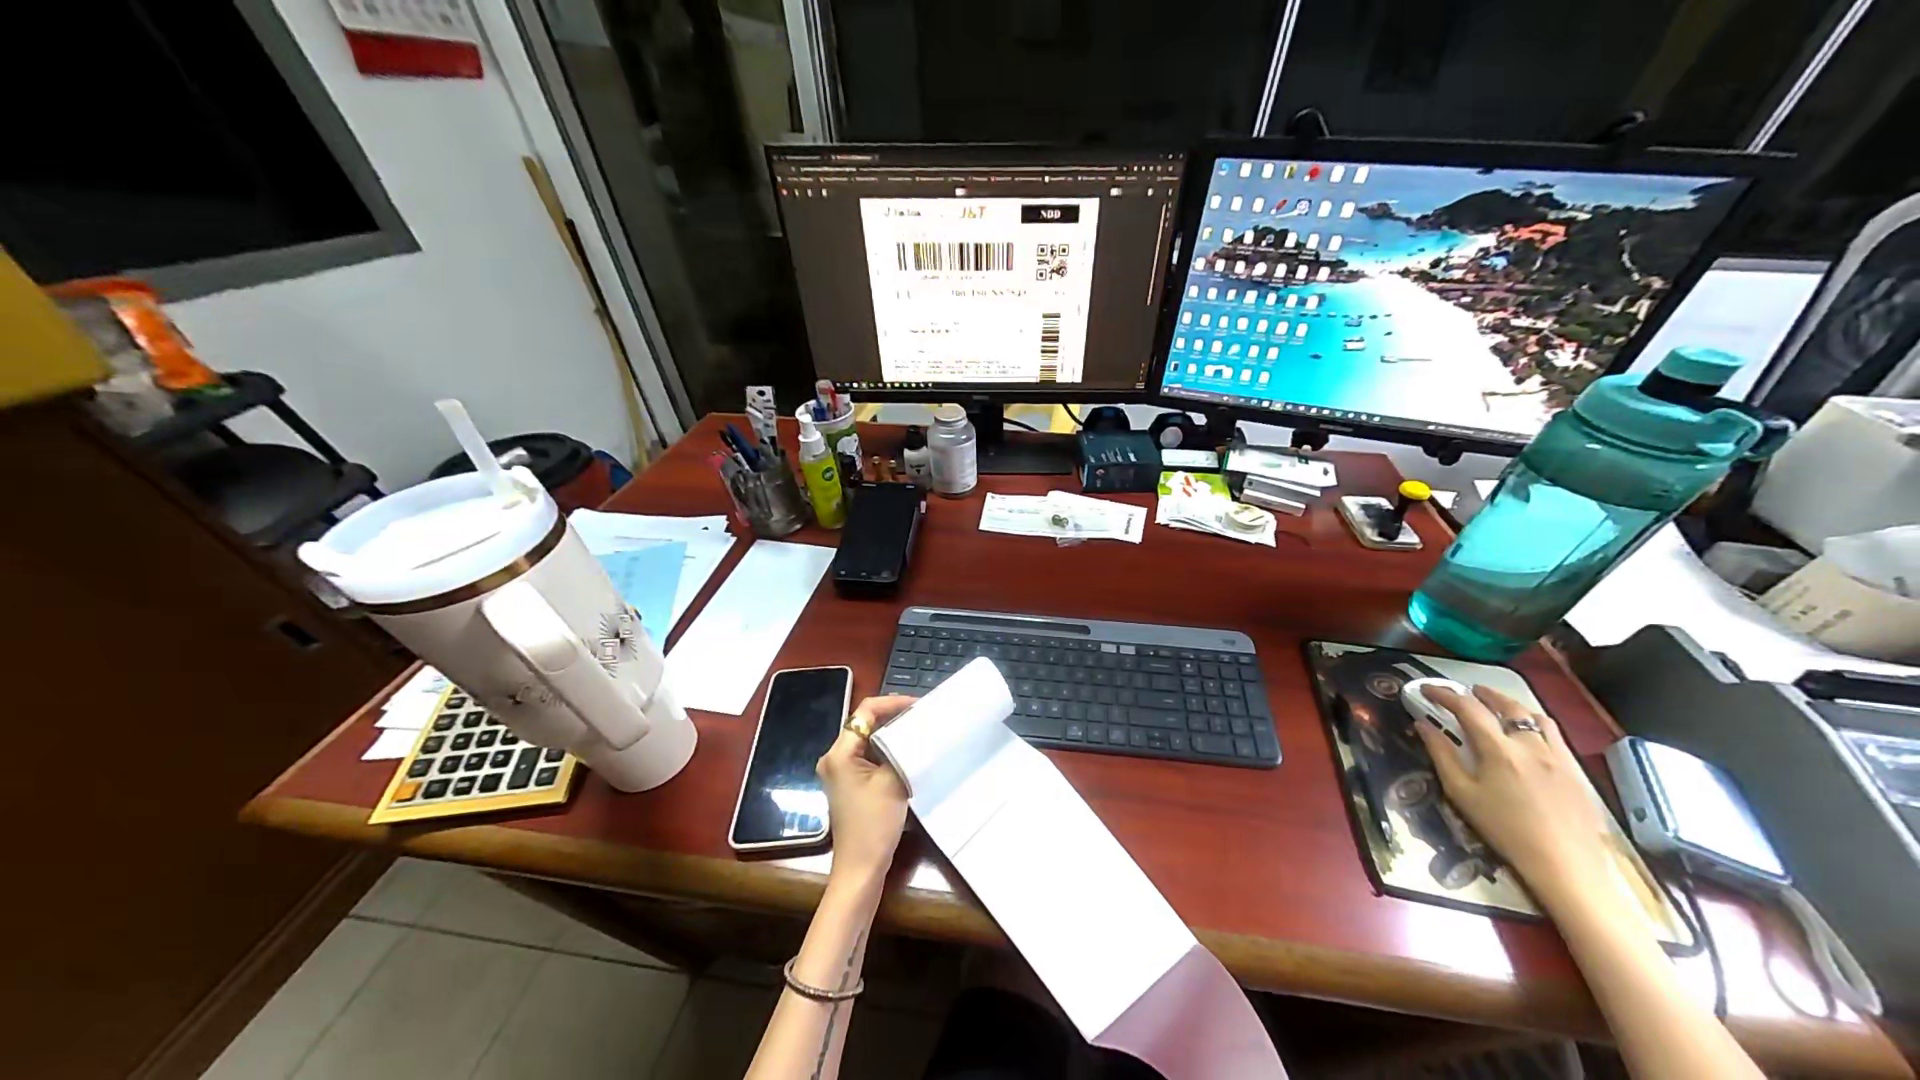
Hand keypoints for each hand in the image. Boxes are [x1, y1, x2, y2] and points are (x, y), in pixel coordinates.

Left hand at [816, 694, 914, 882]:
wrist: (861, 869)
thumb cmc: (874, 824)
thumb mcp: (892, 781)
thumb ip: (901, 750)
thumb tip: (914, 730)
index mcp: (839, 753)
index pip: (865, 712)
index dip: (892, 703)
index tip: (918, 706)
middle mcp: (834, 758)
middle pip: (864, 724)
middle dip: (894, 718)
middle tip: (923, 717)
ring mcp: (840, 772)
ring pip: (868, 741)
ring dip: (892, 736)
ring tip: (919, 732)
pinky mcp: (849, 785)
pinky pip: (868, 757)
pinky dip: (887, 752)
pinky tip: (907, 755)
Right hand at [1413, 685, 1614, 909]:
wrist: (1565, 864)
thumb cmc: (1504, 829)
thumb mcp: (1462, 794)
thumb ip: (1442, 755)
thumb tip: (1424, 725)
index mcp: (1498, 749)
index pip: (1468, 708)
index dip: (1444, 694)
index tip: (1428, 690)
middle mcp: (1530, 744)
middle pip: (1506, 705)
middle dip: (1483, 693)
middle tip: (1467, 691)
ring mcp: (1557, 756)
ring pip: (1535, 716)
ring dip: (1512, 705)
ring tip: (1499, 706)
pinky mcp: (1574, 770)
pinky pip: (1555, 734)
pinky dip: (1536, 722)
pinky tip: (1529, 733)